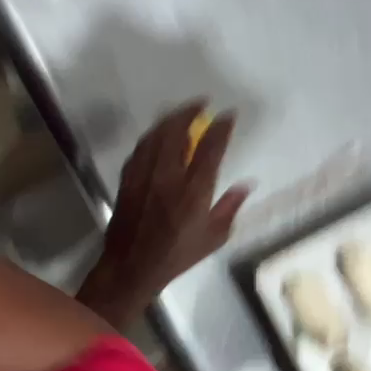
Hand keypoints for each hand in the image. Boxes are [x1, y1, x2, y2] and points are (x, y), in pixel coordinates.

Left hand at [76, 100, 250, 325]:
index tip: (228, 115)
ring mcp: (142, 180)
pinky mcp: (126, 184)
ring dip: (166, 122)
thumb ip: (229, 207)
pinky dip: (148, 140)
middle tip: (200, 104)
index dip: (219, 129)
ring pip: (152, 141)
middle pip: (175, 136)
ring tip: (179, 113)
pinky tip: (155, 137)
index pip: (209, 149)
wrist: (131, 266)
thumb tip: (243, 185)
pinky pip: (137, 154)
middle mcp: (166, 179)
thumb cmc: (176, 254)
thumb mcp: (214, 236)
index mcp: (194, 191)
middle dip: (187, 114)